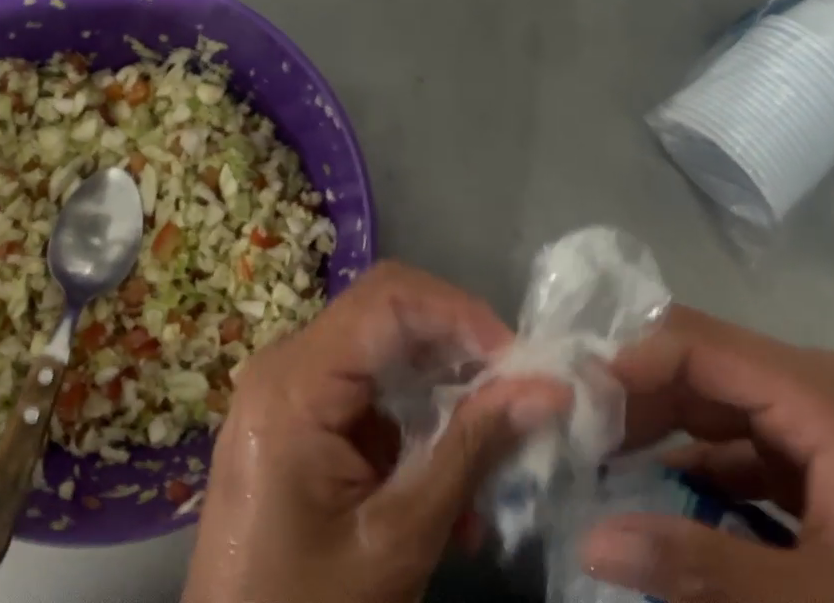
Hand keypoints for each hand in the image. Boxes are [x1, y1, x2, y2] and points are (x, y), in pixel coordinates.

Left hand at [181, 261, 568, 602]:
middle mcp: (285, 367)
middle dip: (461, 355)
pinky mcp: (297, 419)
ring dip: (446, 399)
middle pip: (389, 318)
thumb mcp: (400, 535)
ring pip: (387, 356)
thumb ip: (470, 450)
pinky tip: (451, 490)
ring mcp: (287, 391)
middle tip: (519, 405)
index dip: (463, 314)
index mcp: (294, 383)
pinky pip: (371, 395)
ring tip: (493, 464)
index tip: (522, 365)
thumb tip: (548, 387)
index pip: (389, 299)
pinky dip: (417, 428)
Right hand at [581, 306, 833, 602]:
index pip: (692, 343)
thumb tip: (589, 540)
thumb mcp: (819, 600)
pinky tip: (657, 495)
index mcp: (816, 393)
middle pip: (700, 367)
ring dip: (657, 430)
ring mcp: (828, 433)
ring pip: (719, 408)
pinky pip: (746, 451)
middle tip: (563, 433)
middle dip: (630, 396)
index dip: (622, 363)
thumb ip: (700, 567)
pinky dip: (697, 467)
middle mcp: (817, 393)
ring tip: (592, 459)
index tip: (562, 404)